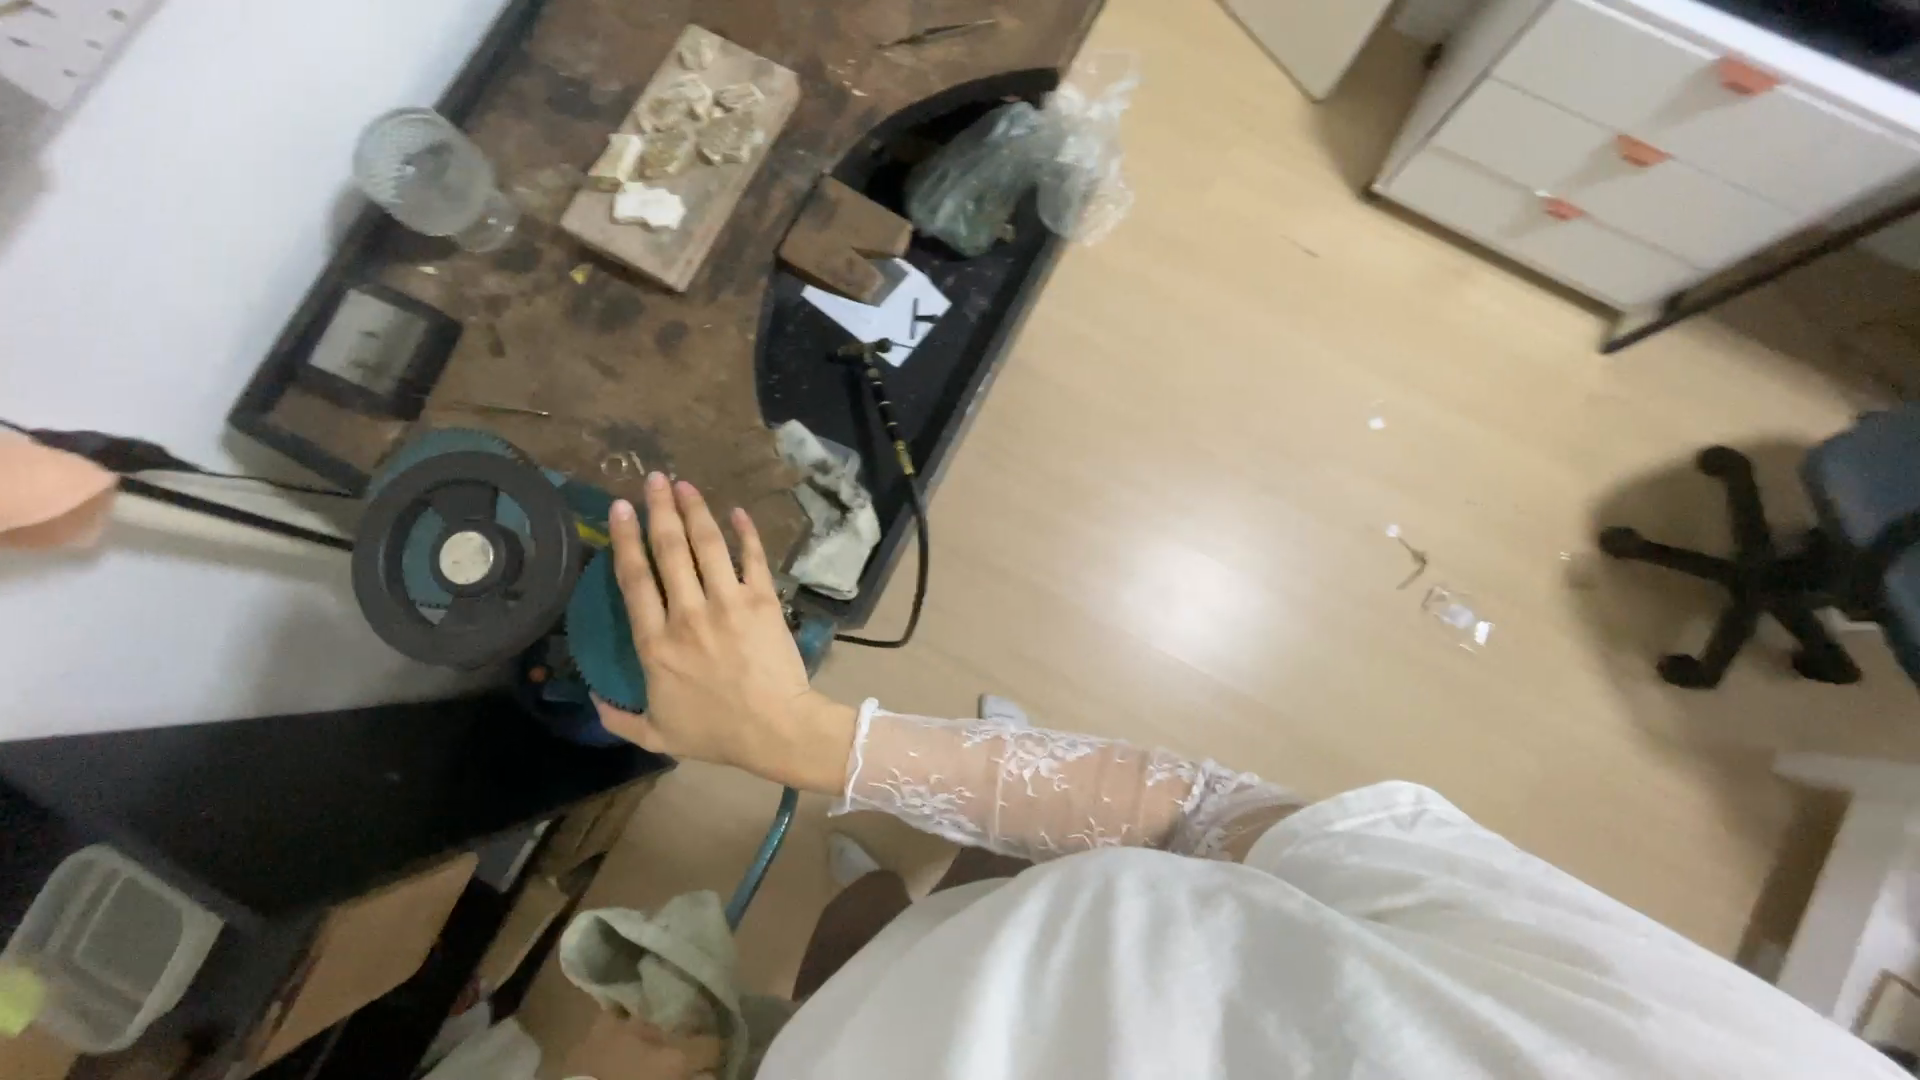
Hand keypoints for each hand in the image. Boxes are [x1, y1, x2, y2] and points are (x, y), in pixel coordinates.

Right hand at [592, 471, 856, 794]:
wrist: (776, 728)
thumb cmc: (717, 733)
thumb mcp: (657, 735)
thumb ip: (620, 718)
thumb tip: (593, 699)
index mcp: (655, 644)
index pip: (634, 580)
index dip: (625, 540)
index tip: (621, 509)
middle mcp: (687, 614)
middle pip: (669, 550)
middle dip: (659, 510)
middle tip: (654, 479)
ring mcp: (728, 603)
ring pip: (706, 546)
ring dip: (695, 511)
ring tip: (685, 485)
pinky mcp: (763, 601)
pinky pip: (752, 558)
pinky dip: (745, 533)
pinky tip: (737, 512)